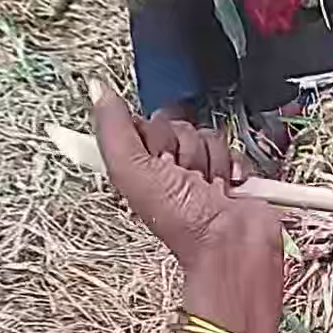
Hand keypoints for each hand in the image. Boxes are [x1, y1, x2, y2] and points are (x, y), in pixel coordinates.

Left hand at [90, 80, 282, 332]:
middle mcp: (170, 170)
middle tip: (188, 178)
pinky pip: (235, 150)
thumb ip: (112, 129)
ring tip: (210, 188)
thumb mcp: (131, 171)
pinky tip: (229, 187)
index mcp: (141, 168)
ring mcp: (202, 173)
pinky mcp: (232, 177)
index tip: (159, 160)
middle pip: (181, 127)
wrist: (230, 244)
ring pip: (209, 137)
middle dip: (187, 150)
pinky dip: (235, 167)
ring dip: (212, 162)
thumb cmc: (183, 223)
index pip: (148, 123)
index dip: (156, 137)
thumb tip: (98, 87)